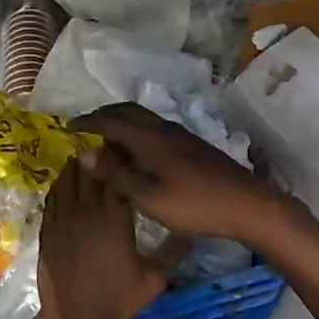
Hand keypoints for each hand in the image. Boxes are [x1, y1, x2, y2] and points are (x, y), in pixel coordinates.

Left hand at [36, 155, 167, 318]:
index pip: (119, 180)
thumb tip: (192, 232)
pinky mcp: (47, 228)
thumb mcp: (154, 279)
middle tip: (105, 147)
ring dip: (77, 167)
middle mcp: (87, 212)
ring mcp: (63, 219)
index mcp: (115, 220)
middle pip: (92, 174)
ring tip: (85, 157)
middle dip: (99, 159)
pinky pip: (52, 197)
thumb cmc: (117, 299)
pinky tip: (64, 179)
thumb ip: (173, 252)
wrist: (74, 317)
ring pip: (68, 181)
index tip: (128, 152)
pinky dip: (59, 184)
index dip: (123, 163)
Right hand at [72, 102, 286, 245]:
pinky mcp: (194, 146)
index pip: (109, 122)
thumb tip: (82, 153)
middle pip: (127, 111)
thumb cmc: (195, 204)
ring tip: (108, 139)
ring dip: (122, 121)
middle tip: (86, 126)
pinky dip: (137, 131)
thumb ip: (115, 174)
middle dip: (103, 115)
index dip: (86, 123)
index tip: (67, 127)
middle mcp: (163, 129)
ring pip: (143, 118)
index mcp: (149, 138)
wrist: (252, 207)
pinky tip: (138, 152)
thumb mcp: (148, 196)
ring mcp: (182, 136)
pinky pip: (155, 128)